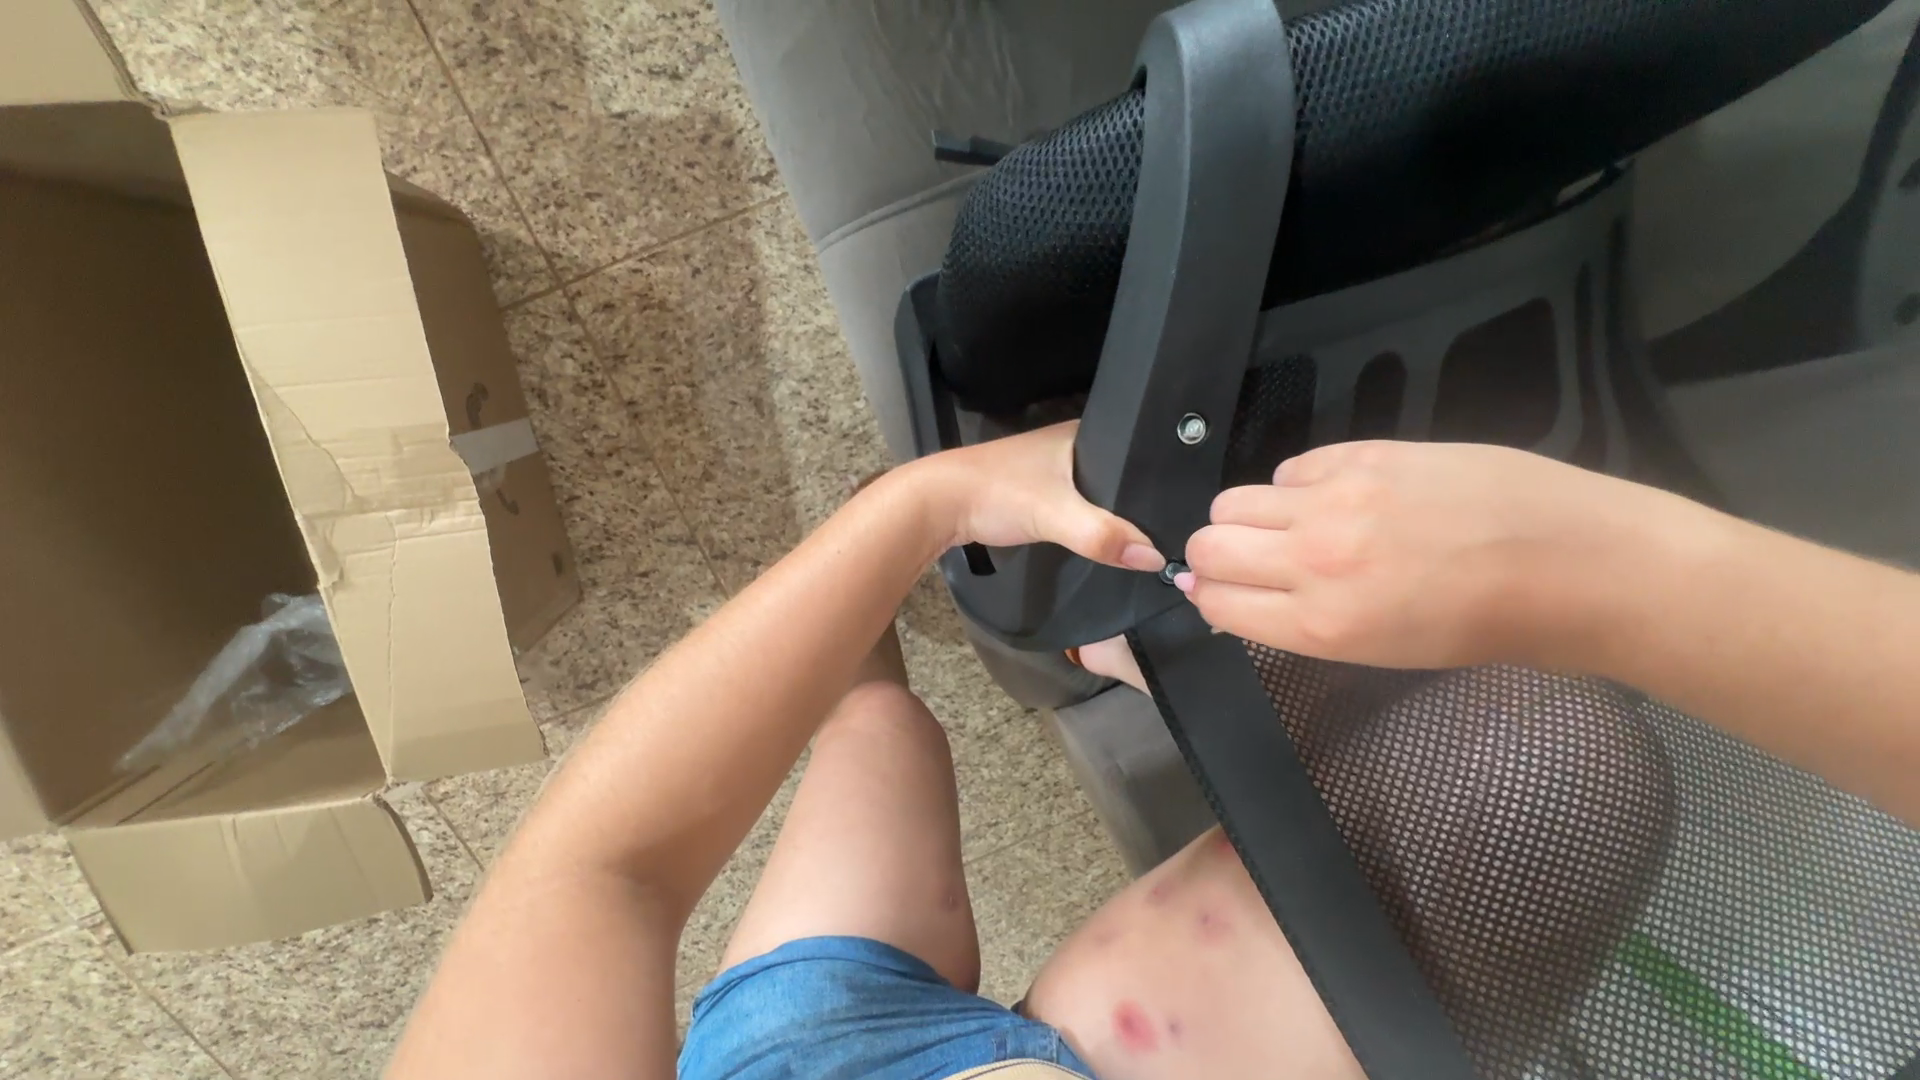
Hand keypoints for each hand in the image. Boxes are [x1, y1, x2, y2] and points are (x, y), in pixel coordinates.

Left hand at [904, 421, 1166, 572]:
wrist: (937, 503)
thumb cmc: (998, 493)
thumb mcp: (1055, 515)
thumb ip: (1102, 536)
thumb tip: (1155, 559)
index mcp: (1083, 433)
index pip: (1137, 447)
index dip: (1162, 473)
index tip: (1192, 503)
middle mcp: (1070, 444)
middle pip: (1119, 473)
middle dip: (1141, 498)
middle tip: (1177, 526)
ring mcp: (1051, 469)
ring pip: (1096, 490)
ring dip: (1114, 511)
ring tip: (1152, 534)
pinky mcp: (1036, 492)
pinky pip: (1077, 504)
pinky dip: (1091, 519)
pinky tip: (1107, 537)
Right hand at [1181, 441, 1690, 669]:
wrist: (1579, 565)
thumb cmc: (1484, 626)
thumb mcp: (1380, 649)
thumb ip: (1297, 620)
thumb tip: (1230, 592)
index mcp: (1323, 625)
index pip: (1216, 600)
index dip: (1208, 594)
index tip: (1219, 590)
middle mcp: (1315, 561)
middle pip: (1206, 546)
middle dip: (1210, 556)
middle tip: (1247, 559)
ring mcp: (1337, 500)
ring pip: (1233, 501)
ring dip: (1246, 517)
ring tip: (1290, 524)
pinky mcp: (1365, 455)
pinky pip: (1291, 468)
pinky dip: (1297, 486)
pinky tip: (1336, 497)